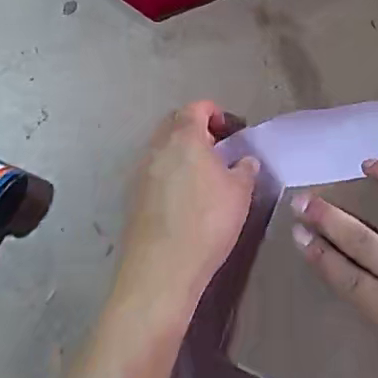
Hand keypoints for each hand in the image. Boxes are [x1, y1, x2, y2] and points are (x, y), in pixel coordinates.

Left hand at [116, 102, 258, 313]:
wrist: (161, 269)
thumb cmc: (207, 221)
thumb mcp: (240, 192)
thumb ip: (245, 169)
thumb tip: (245, 161)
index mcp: (184, 137)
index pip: (197, 108)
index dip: (216, 113)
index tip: (232, 132)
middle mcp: (157, 148)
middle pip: (175, 124)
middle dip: (197, 130)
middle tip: (219, 151)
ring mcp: (140, 172)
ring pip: (162, 149)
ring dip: (182, 153)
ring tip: (204, 177)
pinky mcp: (132, 197)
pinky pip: (154, 172)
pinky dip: (170, 174)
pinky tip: (185, 200)